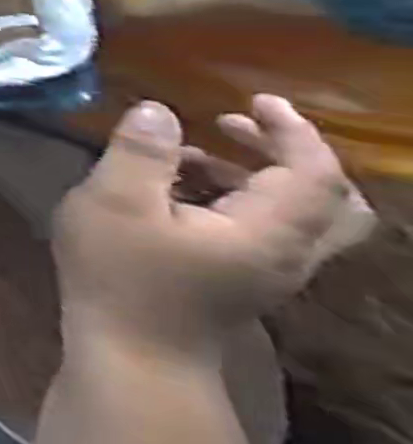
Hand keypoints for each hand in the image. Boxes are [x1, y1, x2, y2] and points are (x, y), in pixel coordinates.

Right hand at [53, 95, 373, 360]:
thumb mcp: (114, 200)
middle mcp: (285, 252)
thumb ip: (140, 153)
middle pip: (330, 202)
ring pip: (295, 215)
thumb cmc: (121, 269)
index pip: (313, 175)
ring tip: (186, 151)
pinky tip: (175, 187)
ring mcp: (265, 269)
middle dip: (289, 153)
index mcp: (267, 232)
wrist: (133, 346)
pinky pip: (263, 227)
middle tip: (235, 121)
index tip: (256, 97)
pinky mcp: (240, 276)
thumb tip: (159, 110)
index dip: (293, 132)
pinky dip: (235, 194)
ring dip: (254, 172)